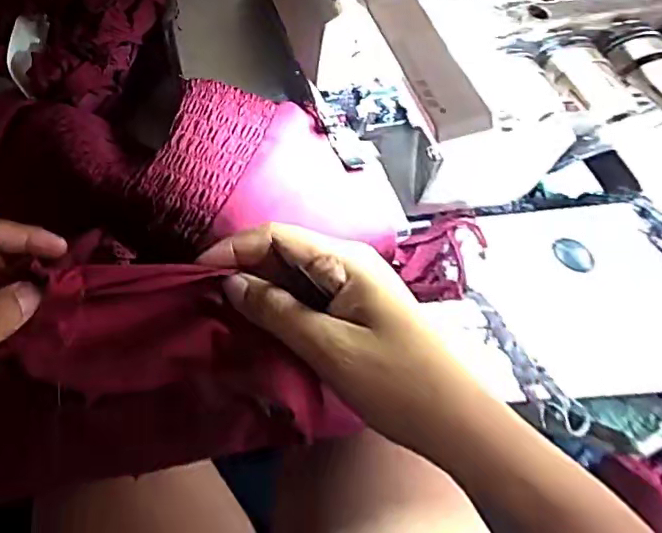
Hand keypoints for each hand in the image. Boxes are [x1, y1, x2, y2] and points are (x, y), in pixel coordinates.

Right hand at [197, 222, 474, 453]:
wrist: (463, 426)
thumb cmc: (400, 383)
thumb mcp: (330, 348)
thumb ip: (277, 311)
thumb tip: (231, 283)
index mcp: (344, 258)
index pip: (274, 235)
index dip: (233, 248)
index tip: (198, 271)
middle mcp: (347, 260)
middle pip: (281, 250)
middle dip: (242, 267)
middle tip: (207, 295)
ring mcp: (352, 283)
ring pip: (291, 273)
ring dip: (259, 288)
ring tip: (226, 309)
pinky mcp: (354, 306)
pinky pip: (306, 294)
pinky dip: (279, 305)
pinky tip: (261, 323)